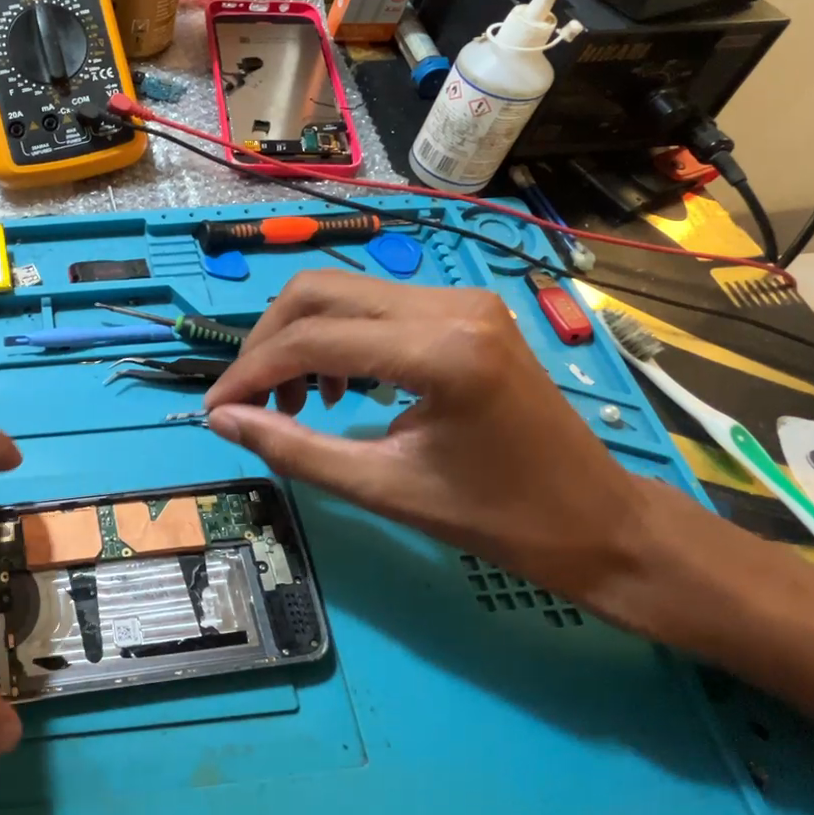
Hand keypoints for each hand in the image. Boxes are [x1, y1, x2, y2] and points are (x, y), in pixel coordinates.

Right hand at [203, 271, 692, 605]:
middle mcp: (449, 304)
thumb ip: (294, 449)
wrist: (598, 521)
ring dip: (298, 340)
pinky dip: (336, 339)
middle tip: (248, 402)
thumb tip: (223, 421)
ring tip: (295, 403)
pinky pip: (372, 307)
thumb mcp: (384, 490)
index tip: (215, 410)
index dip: (249, 372)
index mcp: (440, 351)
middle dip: (266, 345)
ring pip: (341, 293)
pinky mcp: (463, 309)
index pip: (311, 339)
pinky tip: (337, 388)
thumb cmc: (498, 519)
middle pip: (317, 293)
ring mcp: (459, 300)